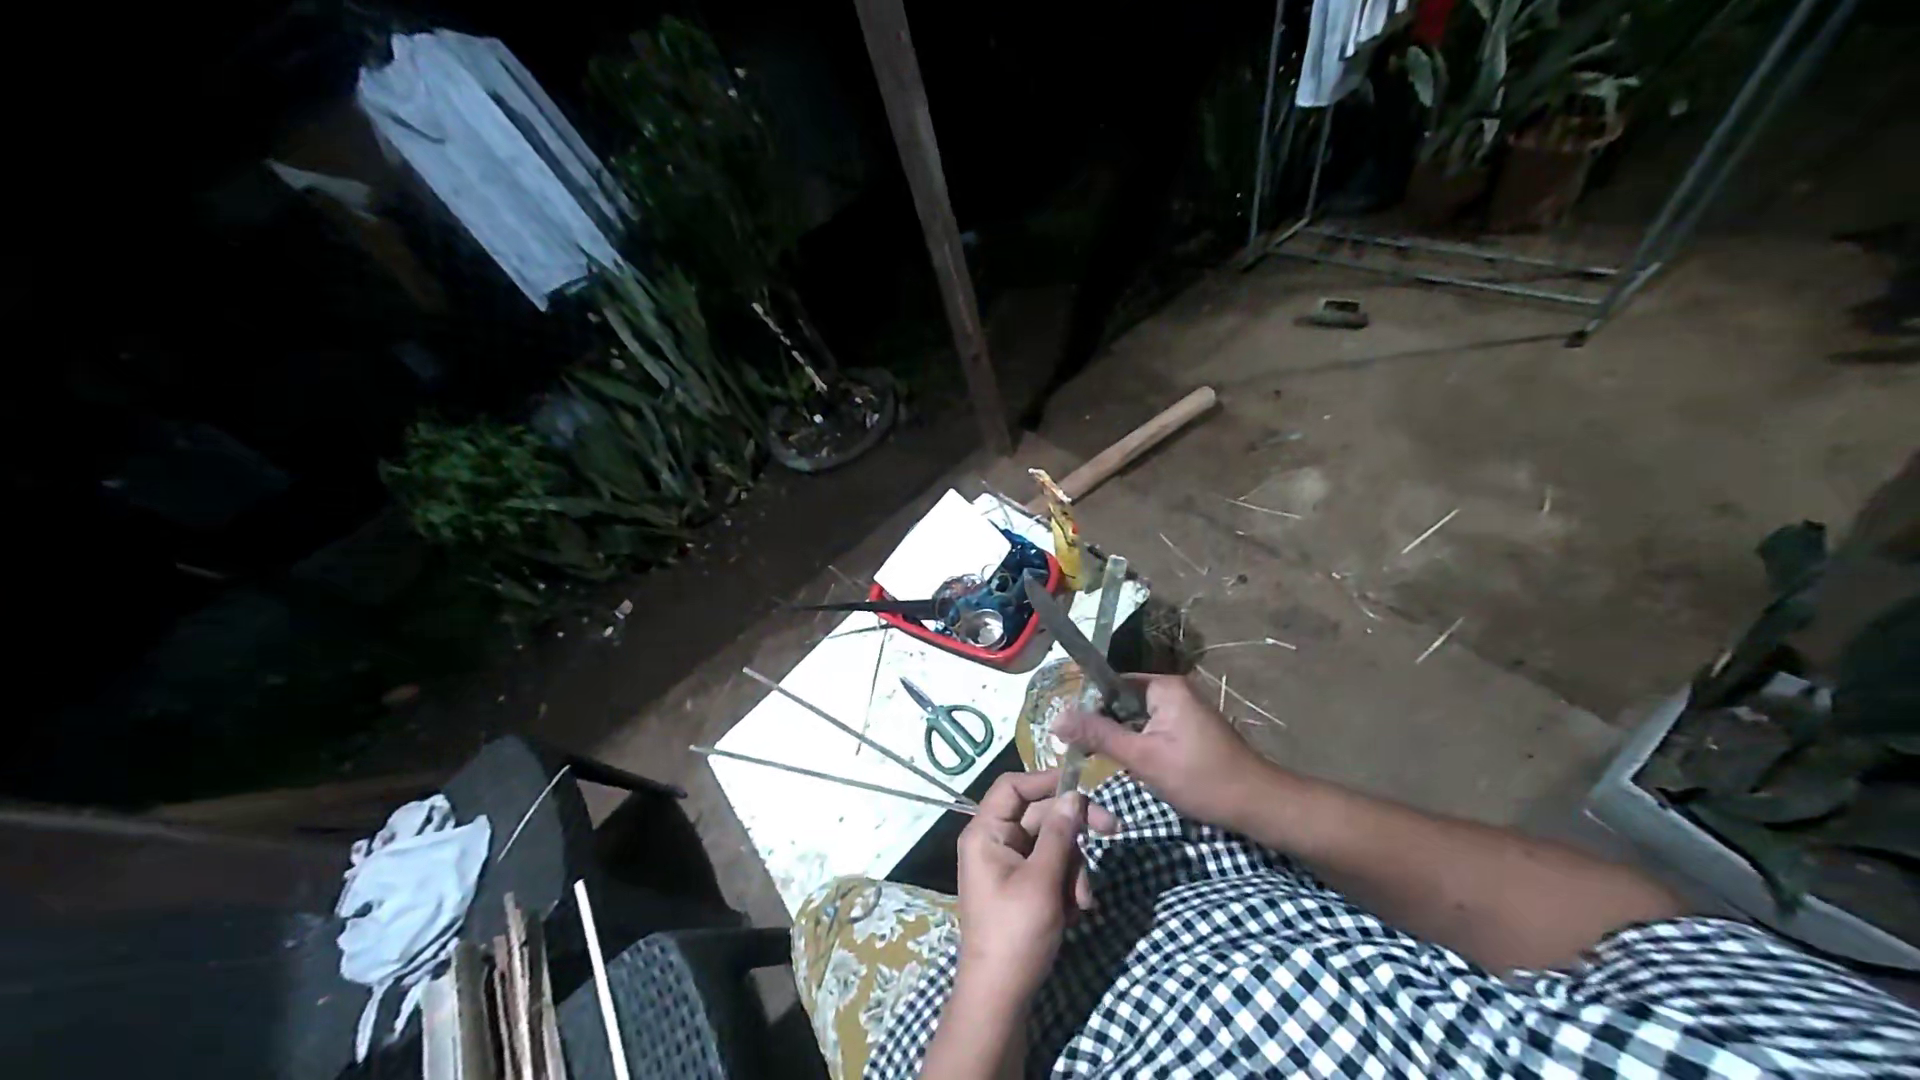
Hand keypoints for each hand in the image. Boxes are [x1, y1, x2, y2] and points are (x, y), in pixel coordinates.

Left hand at [954, 770, 1117, 1004]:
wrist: (1000, 998)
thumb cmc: (1015, 934)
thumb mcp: (1042, 881)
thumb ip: (1059, 835)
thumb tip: (1073, 795)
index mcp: (986, 832)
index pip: (1012, 786)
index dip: (1046, 780)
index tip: (1082, 785)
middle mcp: (995, 841)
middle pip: (1041, 815)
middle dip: (1074, 835)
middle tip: (1114, 830)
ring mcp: (1008, 865)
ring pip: (1052, 844)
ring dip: (1074, 869)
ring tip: (1080, 904)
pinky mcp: (1022, 887)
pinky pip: (1051, 869)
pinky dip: (1067, 885)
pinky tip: (1073, 912)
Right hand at [1054, 673, 1279, 831]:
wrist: (1259, 806)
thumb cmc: (1200, 779)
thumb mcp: (1143, 758)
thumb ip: (1099, 735)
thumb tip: (1057, 718)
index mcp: (1164, 687)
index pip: (1111, 684)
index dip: (1088, 705)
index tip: (1067, 730)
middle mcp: (1174, 691)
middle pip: (1122, 700)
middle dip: (1103, 724)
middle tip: (1080, 751)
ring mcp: (1183, 710)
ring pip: (1135, 718)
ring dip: (1119, 737)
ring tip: (1098, 760)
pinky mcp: (1189, 730)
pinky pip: (1151, 729)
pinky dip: (1138, 745)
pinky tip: (1129, 766)